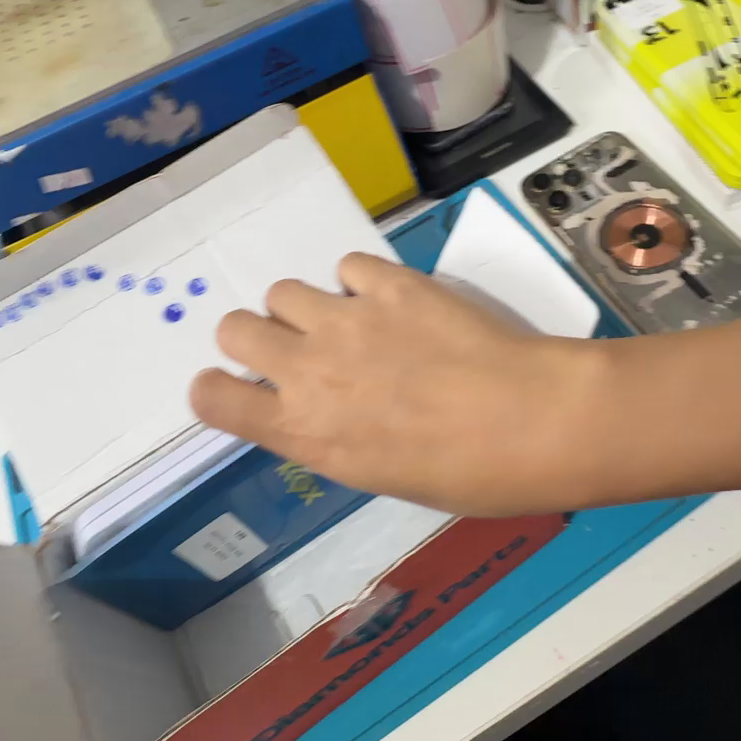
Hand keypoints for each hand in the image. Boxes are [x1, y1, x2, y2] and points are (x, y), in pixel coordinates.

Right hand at [189, 252, 612, 514]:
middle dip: (258, 336)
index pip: (213, 399)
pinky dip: (361, 280)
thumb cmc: (464, 474)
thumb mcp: (380, 473)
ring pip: (284, 290)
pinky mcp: (389, 283)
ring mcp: (346, 319)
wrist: (527, 421)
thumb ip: (335, 434)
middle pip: (235, 328)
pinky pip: (349, 265)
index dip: (217, 389)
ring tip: (351, 320)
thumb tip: (328, 410)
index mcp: (303, 430)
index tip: (241, 388)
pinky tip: (392, 298)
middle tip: (299, 347)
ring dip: (307, 306)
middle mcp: (309, 369)